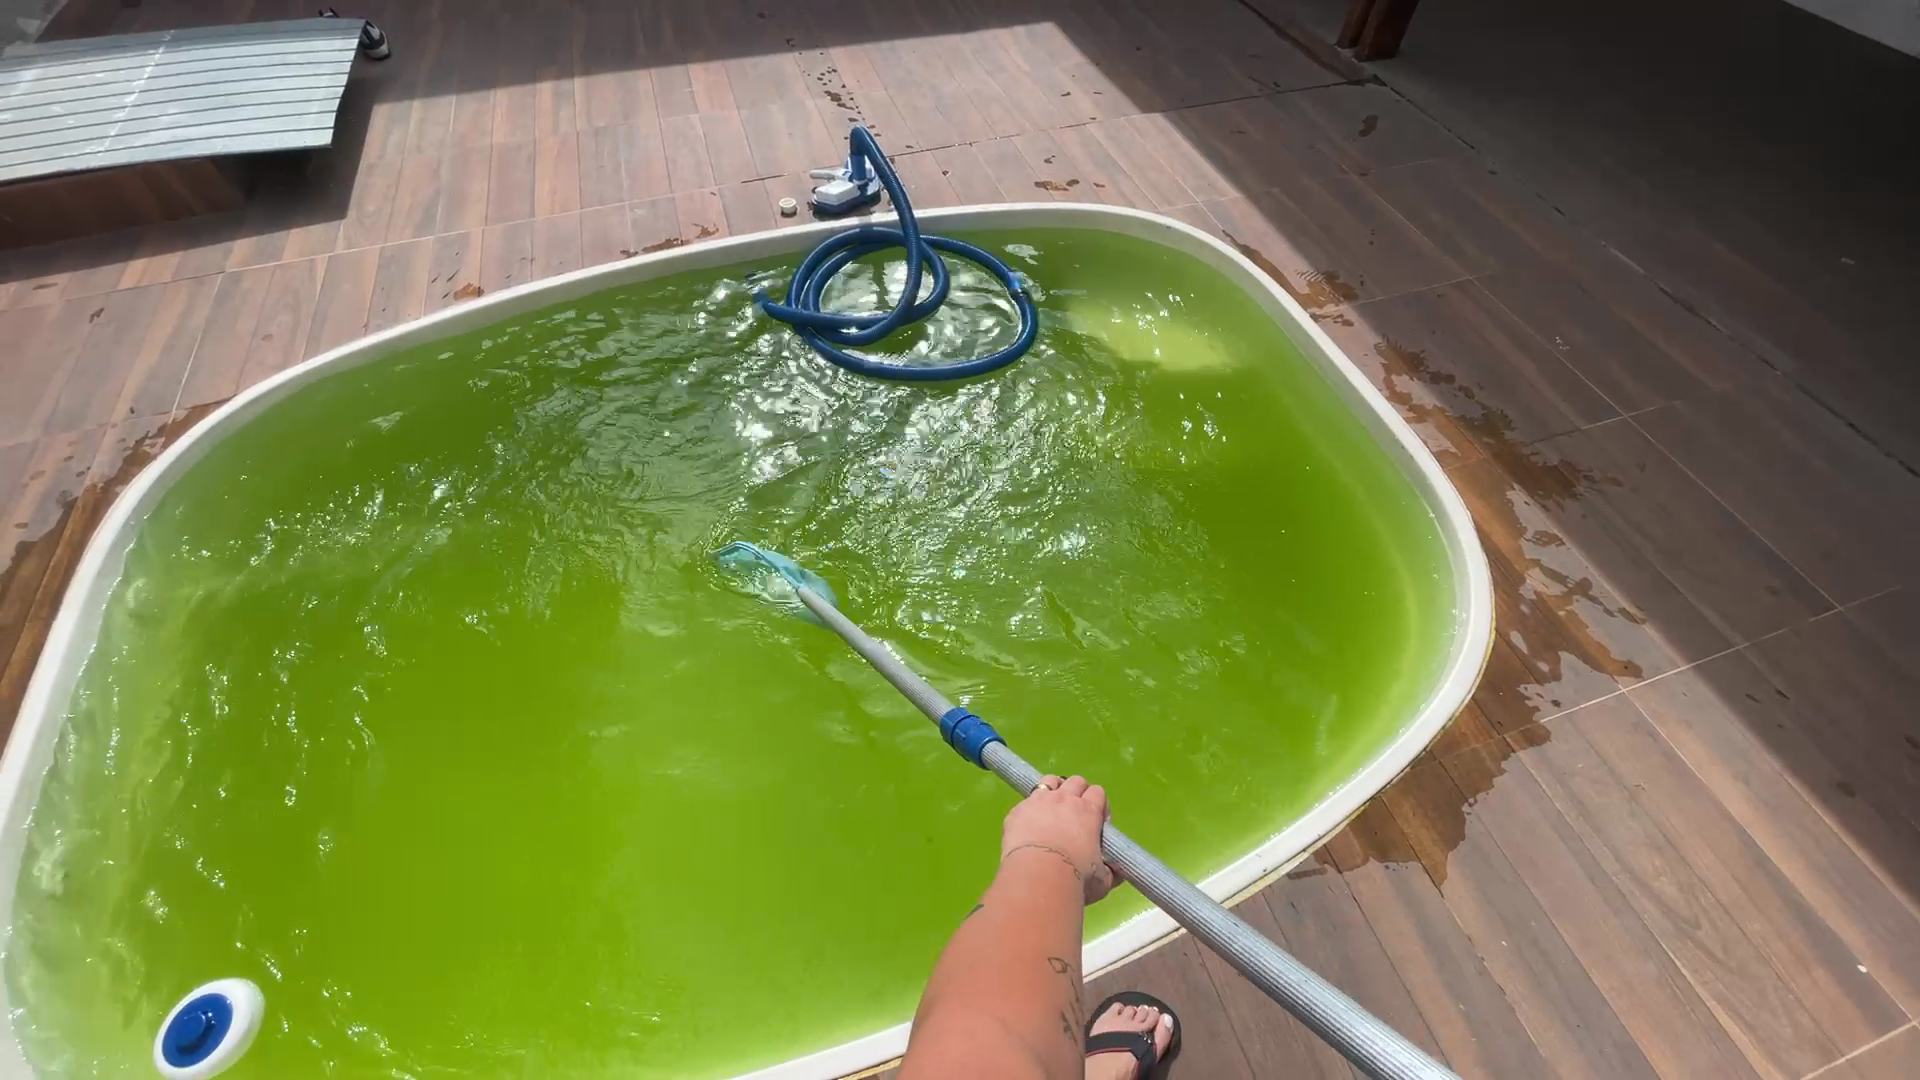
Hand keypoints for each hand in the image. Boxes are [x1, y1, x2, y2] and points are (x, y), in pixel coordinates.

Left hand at [1001, 775, 1122, 904]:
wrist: (1037, 877)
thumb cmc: (1076, 878)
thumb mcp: (1102, 880)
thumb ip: (1110, 872)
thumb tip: (1117, 872)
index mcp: (1088, 812)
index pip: (1098, 792)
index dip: (1099, 804)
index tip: (1097, 822)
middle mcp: (1065, 800)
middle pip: (1076, 781)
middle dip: (1078, 792)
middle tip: (1075, 813)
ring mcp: (1039, 801)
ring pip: (1050, 781)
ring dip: (1054, 790)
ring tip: (1052, 809)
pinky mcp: (1018, 810)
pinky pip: (1026, 801)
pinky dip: (1030, 810)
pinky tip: (1028, 826)